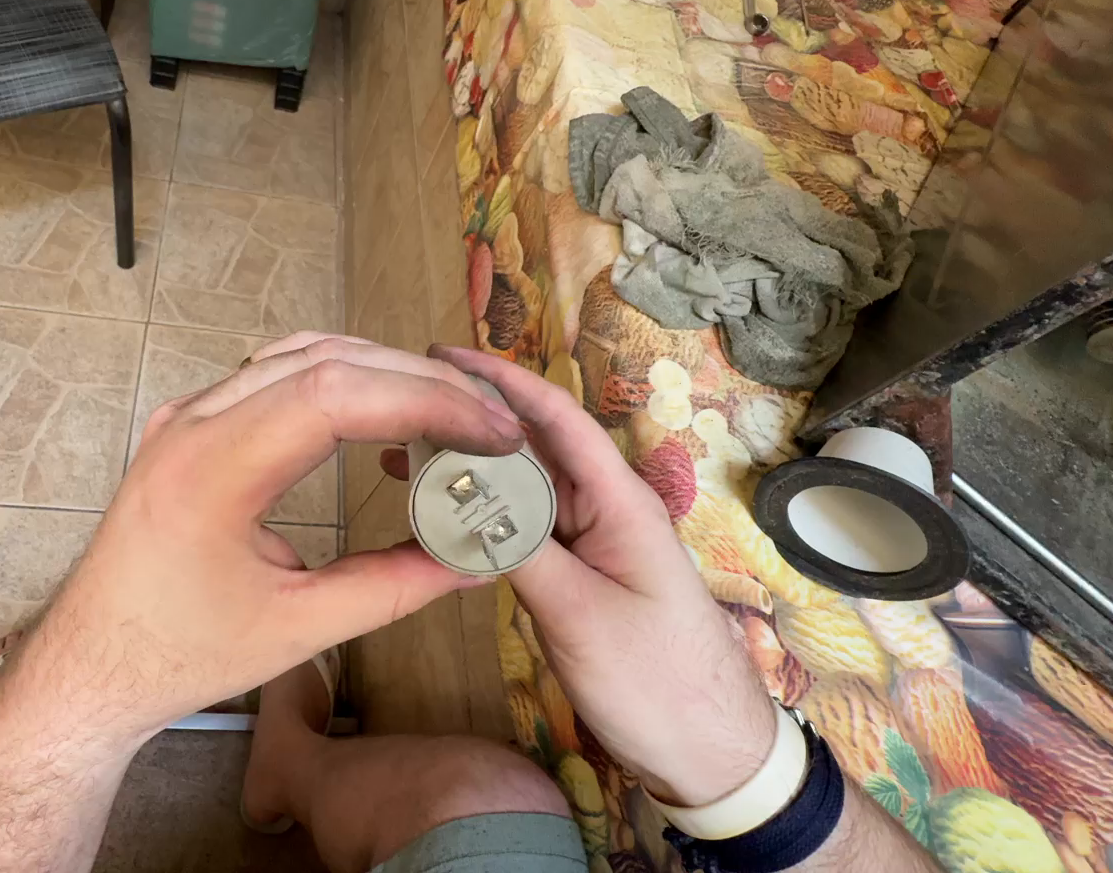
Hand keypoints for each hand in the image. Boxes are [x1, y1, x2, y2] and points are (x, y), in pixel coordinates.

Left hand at [0, 334, 527, 753]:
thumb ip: (393, 588)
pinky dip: (339, 375)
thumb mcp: (296, 630)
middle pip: (325, 360)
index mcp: (212, 469)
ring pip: (300, 354)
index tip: (491, 430)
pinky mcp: (191, 421)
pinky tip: (377, 402)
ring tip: (447, 405)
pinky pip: (273, 372)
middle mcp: (195, 420)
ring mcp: (188, 413)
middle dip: (419, 380)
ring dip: (381, 368)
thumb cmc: (180, 657)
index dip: (426, 399)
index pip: (335, 393)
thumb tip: (475, 561)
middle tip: (487, 417)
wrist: (87, 665)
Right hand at [429, 345, 780, 806]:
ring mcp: (587, 539)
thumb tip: (461, 497)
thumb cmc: (655, 680)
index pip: (557, 418)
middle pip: (532, 445)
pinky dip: (481, 513)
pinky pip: (522, 526)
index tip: (447, 357)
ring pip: (522, 486)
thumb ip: (519, 550)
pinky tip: (440, 513)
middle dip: (472, 420)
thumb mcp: (580, 615)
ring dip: (470, 467)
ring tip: (403, 455)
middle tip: (404, 408)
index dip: (504, 380)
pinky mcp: (574, 569)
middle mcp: (601, 506)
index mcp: (617, 500)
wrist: (709, 756)